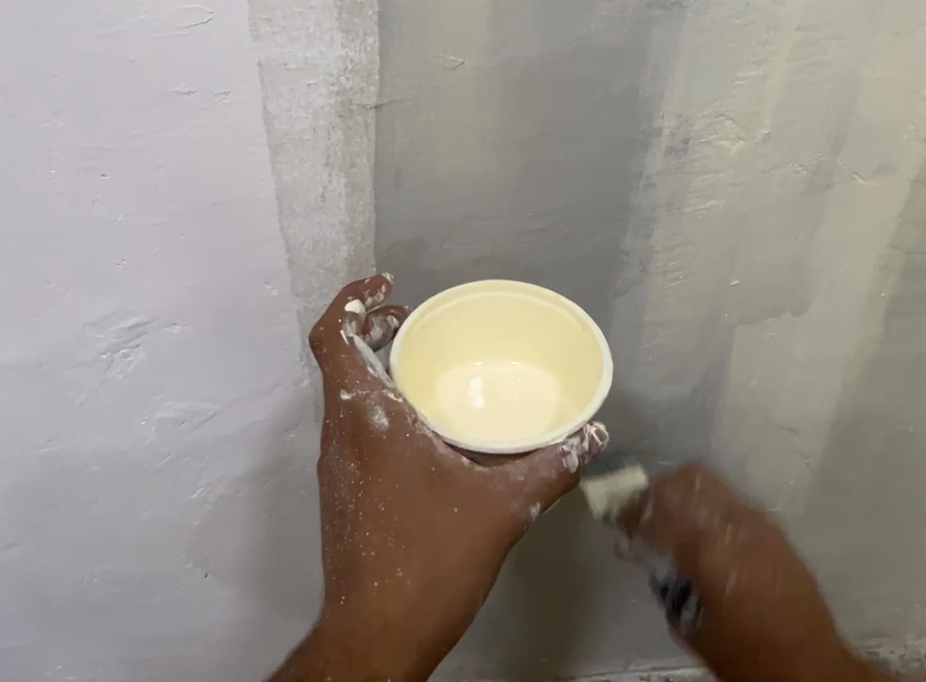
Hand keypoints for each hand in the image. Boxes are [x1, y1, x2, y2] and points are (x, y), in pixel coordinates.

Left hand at [273, 275, 608, 681]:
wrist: (374, 638)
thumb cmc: (430, 560)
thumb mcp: (503, 508)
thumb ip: (551, 467)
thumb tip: (593, 438)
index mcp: (366, 420)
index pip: (331, 338)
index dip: (350, 301)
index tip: (386, 287)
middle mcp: (340, 433)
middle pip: (339, 360)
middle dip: (370, 327)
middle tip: (410, 315)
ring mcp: (336, 464)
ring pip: (344, 394)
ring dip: (374, 366)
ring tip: (420, 359)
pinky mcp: (342, 490)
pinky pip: (353, 425)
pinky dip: (378, 402)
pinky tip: (423, 423)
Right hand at [620, 463, 885, 681]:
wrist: (811, 666)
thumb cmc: (746, 655)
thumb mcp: (692, 627)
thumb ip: (668, 586)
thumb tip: (651, 560)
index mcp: (706, 551)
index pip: (656, 516)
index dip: (629, 513)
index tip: (616, 516)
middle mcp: (731, 525)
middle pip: (686, 481)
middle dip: (658, 488)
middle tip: (642, 505)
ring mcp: (755, 522)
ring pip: (711, 483)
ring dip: (684, 491)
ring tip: (670, 510)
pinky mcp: (772, 529)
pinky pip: (731, 501)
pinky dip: (709, 504)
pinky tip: (702, 525)